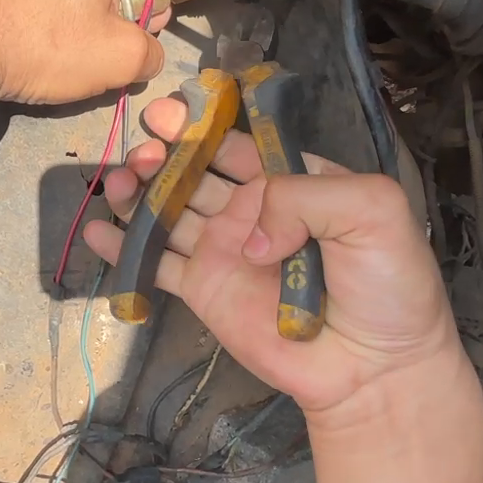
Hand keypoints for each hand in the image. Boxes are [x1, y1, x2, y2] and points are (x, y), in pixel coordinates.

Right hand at [83, 97, 467, 422]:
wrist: (371, 366)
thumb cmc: (386, 284)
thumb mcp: (373, 212)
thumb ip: (304, 196)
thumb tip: (242, 235)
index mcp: (288, 182)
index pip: (237, 144)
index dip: (202, 126)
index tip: (171, 115)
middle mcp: (249, 210)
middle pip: (192, 173)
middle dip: (162, 156)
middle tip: (142, 153)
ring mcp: (220, 251)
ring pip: (166, 211)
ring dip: (136, 193)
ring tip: (118, 183)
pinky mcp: (200, 290)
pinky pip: (154, 264)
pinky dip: (122, 248)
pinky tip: (96, 230)